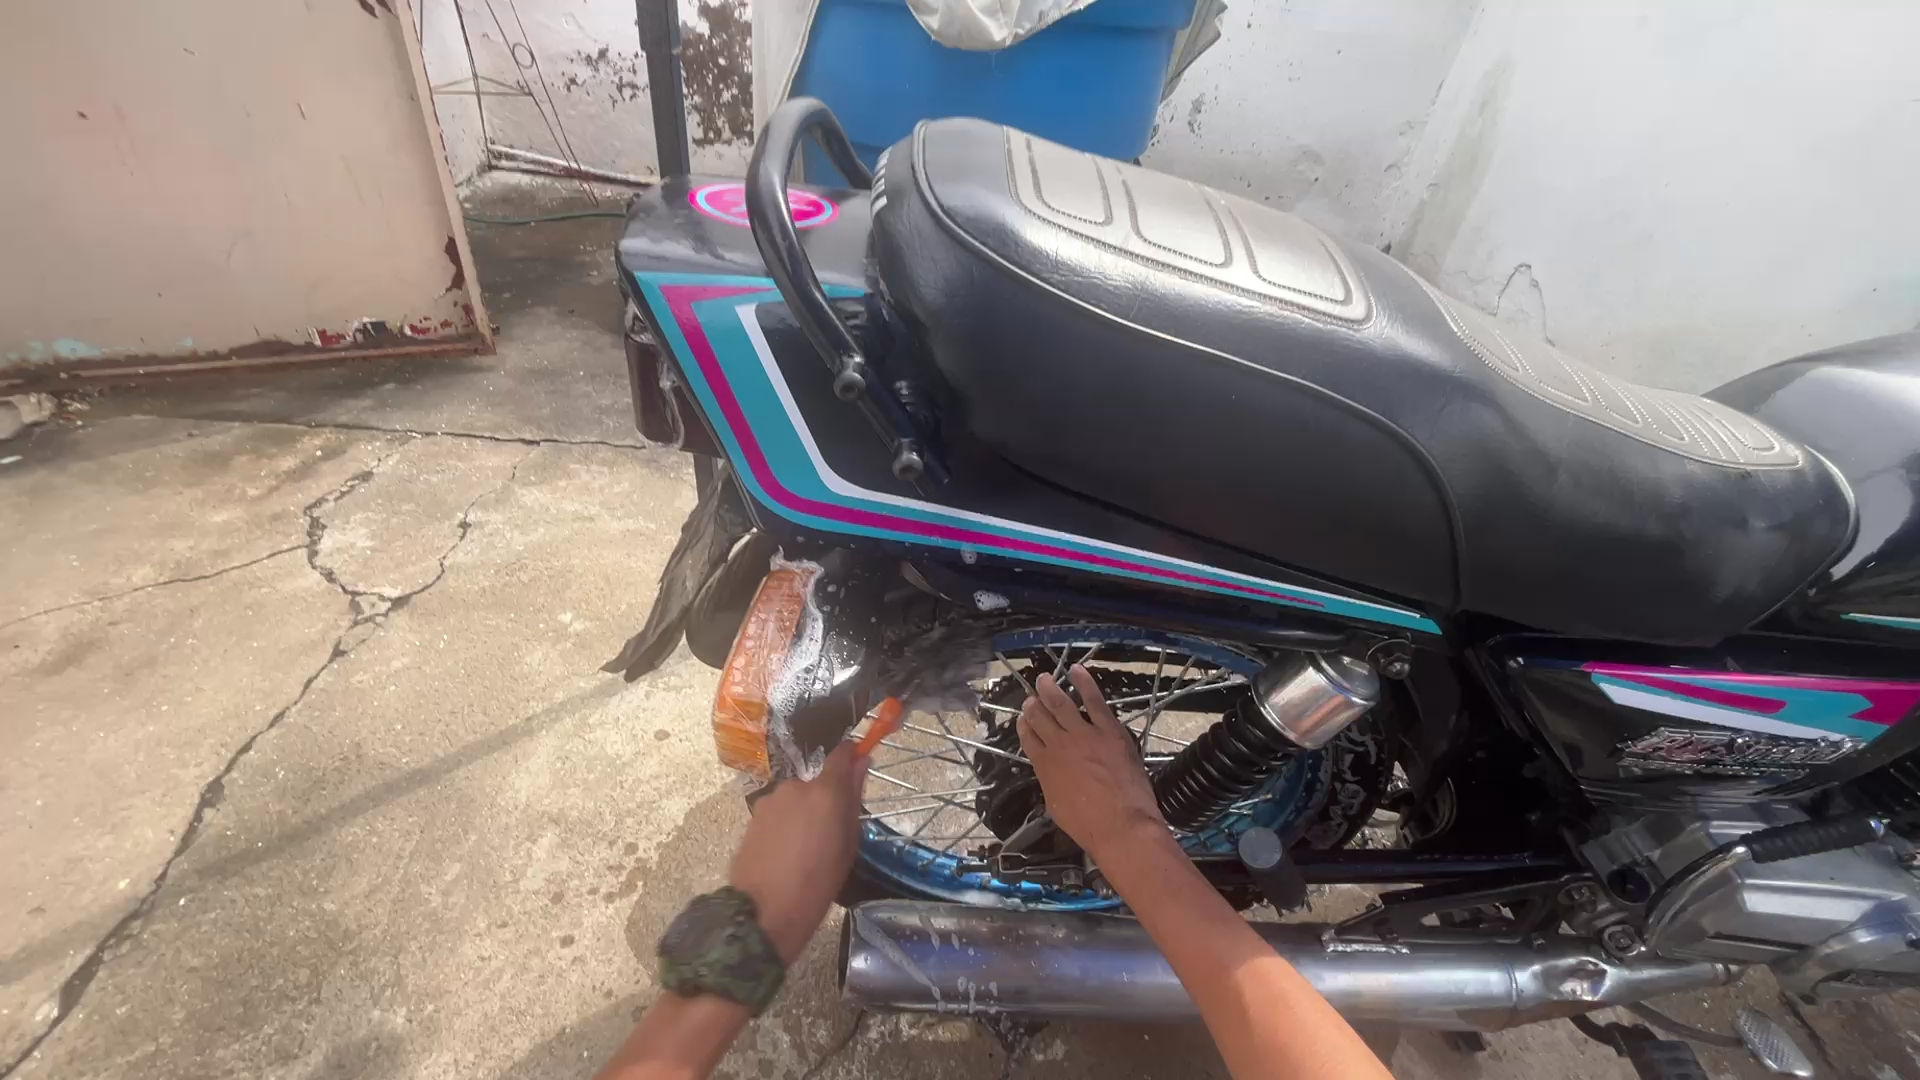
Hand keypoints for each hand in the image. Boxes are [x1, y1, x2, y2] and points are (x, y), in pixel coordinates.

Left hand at [727, 742, 869, 963]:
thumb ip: (854, 799)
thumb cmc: (817, 884)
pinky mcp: (753, 816)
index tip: (859, 762)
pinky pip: (778, 812)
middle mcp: (796, 786)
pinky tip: (784, 853)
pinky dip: (785, 824)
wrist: (763, 914)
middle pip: (817, 782)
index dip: (851, 755)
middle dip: (825, 799)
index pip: (841, 754)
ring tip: (803, 849)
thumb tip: (862, 763)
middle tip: (830, 832)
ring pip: (796, 798)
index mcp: (825, 791)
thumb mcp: (847, 845)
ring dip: (803, 812)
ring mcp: (771, 800)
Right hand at [1016, 664, 1169, 863]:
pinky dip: (1084, 683)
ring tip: (1043, 678)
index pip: (1029, 738)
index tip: (1023, 718)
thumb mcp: (1057, 806)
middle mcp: (1059, 745)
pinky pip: (1093, 700)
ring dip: (1050, 689)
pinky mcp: (1107, 730)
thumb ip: (1052, 783)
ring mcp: (1083, 734)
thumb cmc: (1089, 826)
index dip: (1024, 726)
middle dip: (1033, 705)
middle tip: (1031, 697)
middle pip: (1040, 718)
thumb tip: (1052, 774)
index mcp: (1045, 766)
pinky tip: (1077, 670)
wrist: (1120, 825)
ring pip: (1061, 705)